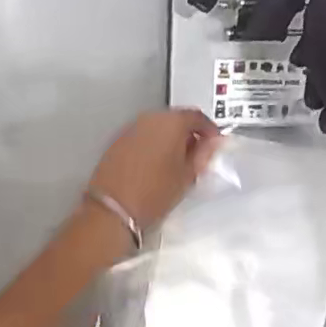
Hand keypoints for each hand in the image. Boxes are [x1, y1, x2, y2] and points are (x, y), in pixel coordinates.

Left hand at [85, 109, 221, 230]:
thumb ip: (202, 155)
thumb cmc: (154, 193)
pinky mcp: (115, 142)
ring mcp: (130, 129)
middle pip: (175, 119)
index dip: (208, 130)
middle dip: (187, 134)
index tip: (213, 144)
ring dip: (167, 139)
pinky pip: (140, 138)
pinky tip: (152, 165)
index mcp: (172, 122)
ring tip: (173, 162)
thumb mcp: (186, 177)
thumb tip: (213, 142)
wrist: (112, 209)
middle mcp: (150, 118)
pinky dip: (150, 146)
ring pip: (156, 127)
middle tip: (194, 155)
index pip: (197, 117)